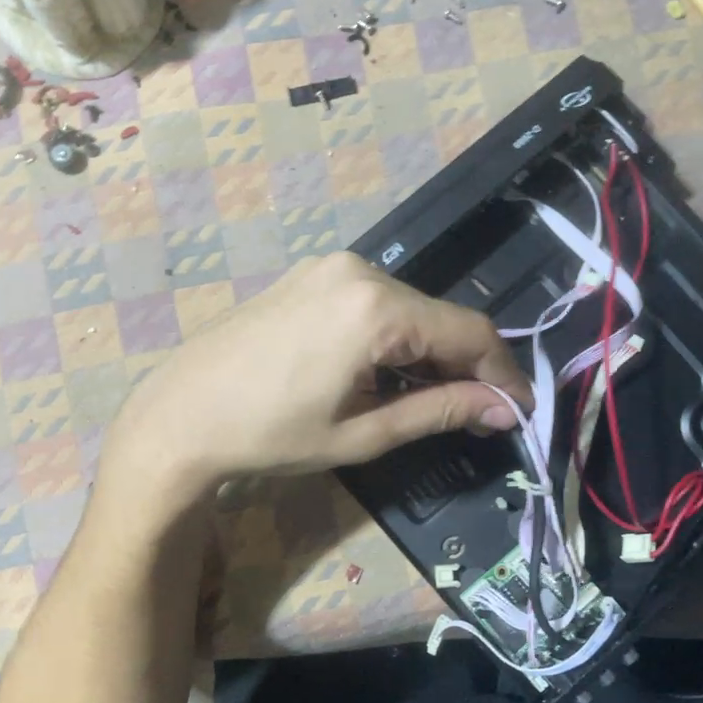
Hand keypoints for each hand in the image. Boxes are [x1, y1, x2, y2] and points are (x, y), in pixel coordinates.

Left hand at [103, 252, 530, 500]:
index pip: (470, 332)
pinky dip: (399, 337)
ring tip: (436, 402)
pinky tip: (392, 374)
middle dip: (469, 366)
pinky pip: (379, 302)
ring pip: (413, 309)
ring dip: (434, 353)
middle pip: (442, 317)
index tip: (519, 411)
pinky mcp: (313, 275)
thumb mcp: (364, 434)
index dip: (503, 373)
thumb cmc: (272, 434)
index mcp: (376, 308)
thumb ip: (440, 412)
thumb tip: (505, 408)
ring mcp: (332, 268)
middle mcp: (361, 271)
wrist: (183, 415)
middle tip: (481, 414)